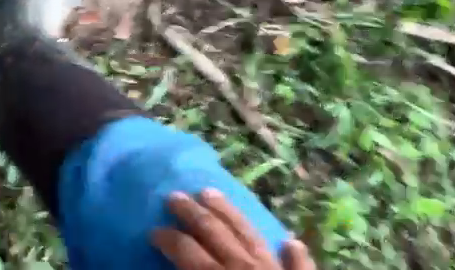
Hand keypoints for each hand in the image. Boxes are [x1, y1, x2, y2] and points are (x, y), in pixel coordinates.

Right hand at [151, 190, 315, 269]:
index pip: (185, 250)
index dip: (166, 238)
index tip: (152, 232)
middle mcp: (244, 269)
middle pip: (212, 230)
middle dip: (190, 212)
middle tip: (174, 196)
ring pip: (249, 233)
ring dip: (229, 213)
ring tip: (210, 193)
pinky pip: (302, 267)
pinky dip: (296, 254)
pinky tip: (291, 242)